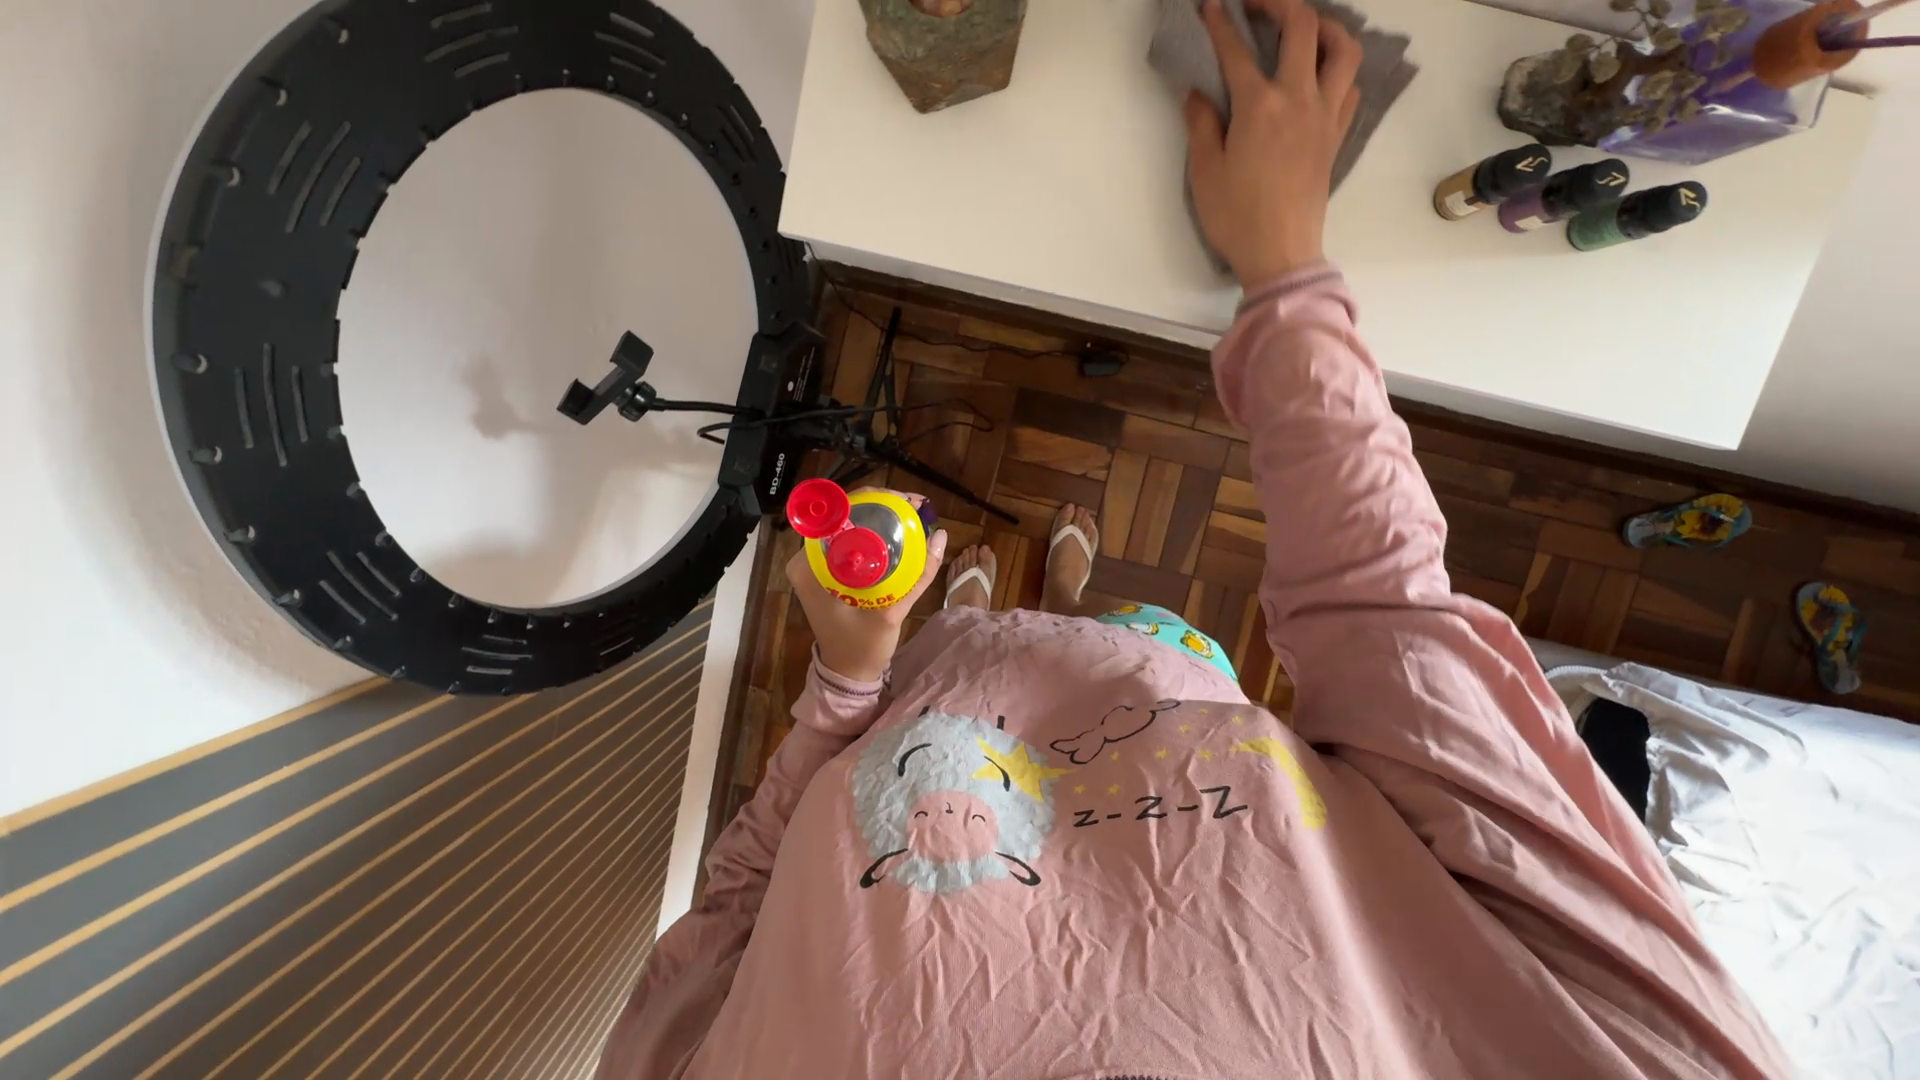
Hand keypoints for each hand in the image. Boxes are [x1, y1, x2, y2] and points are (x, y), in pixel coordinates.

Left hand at [785, 490, 948, 683]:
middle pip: (844, 517)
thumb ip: (918, 575)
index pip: (836, 515)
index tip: (902, 501)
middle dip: (881, 506)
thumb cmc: (862, 647)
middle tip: (915, 507)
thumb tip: (942, 537)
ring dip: (881, 518)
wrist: (848, 673)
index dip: (870, 500)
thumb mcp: (891, 612)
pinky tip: (900, 533)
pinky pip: (852, 542)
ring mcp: (816, 565)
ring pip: (851, 526)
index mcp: (810, 566)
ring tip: (913, 515)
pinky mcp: (828, 572)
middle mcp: (808, 560)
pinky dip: (875, 534)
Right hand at [1185, 0, 1361, 291]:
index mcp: (1260, 106)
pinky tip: (1320, 75)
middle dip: (1279, 3)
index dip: (1220, 23)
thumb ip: (1201, 125)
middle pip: (1303, 26)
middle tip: (1256, 3)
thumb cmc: (1236, 217)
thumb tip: (1197, 94)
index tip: (1211, 7)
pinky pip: (1348, 85)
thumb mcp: (1205, 172)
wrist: (1280, 252)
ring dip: (1324, 26)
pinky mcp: (1335, 136)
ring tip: (1303, 28)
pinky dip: (1337, 68)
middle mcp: (1299, 99)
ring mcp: (1324, 115)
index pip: (1237, 51)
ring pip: (1342, 49)